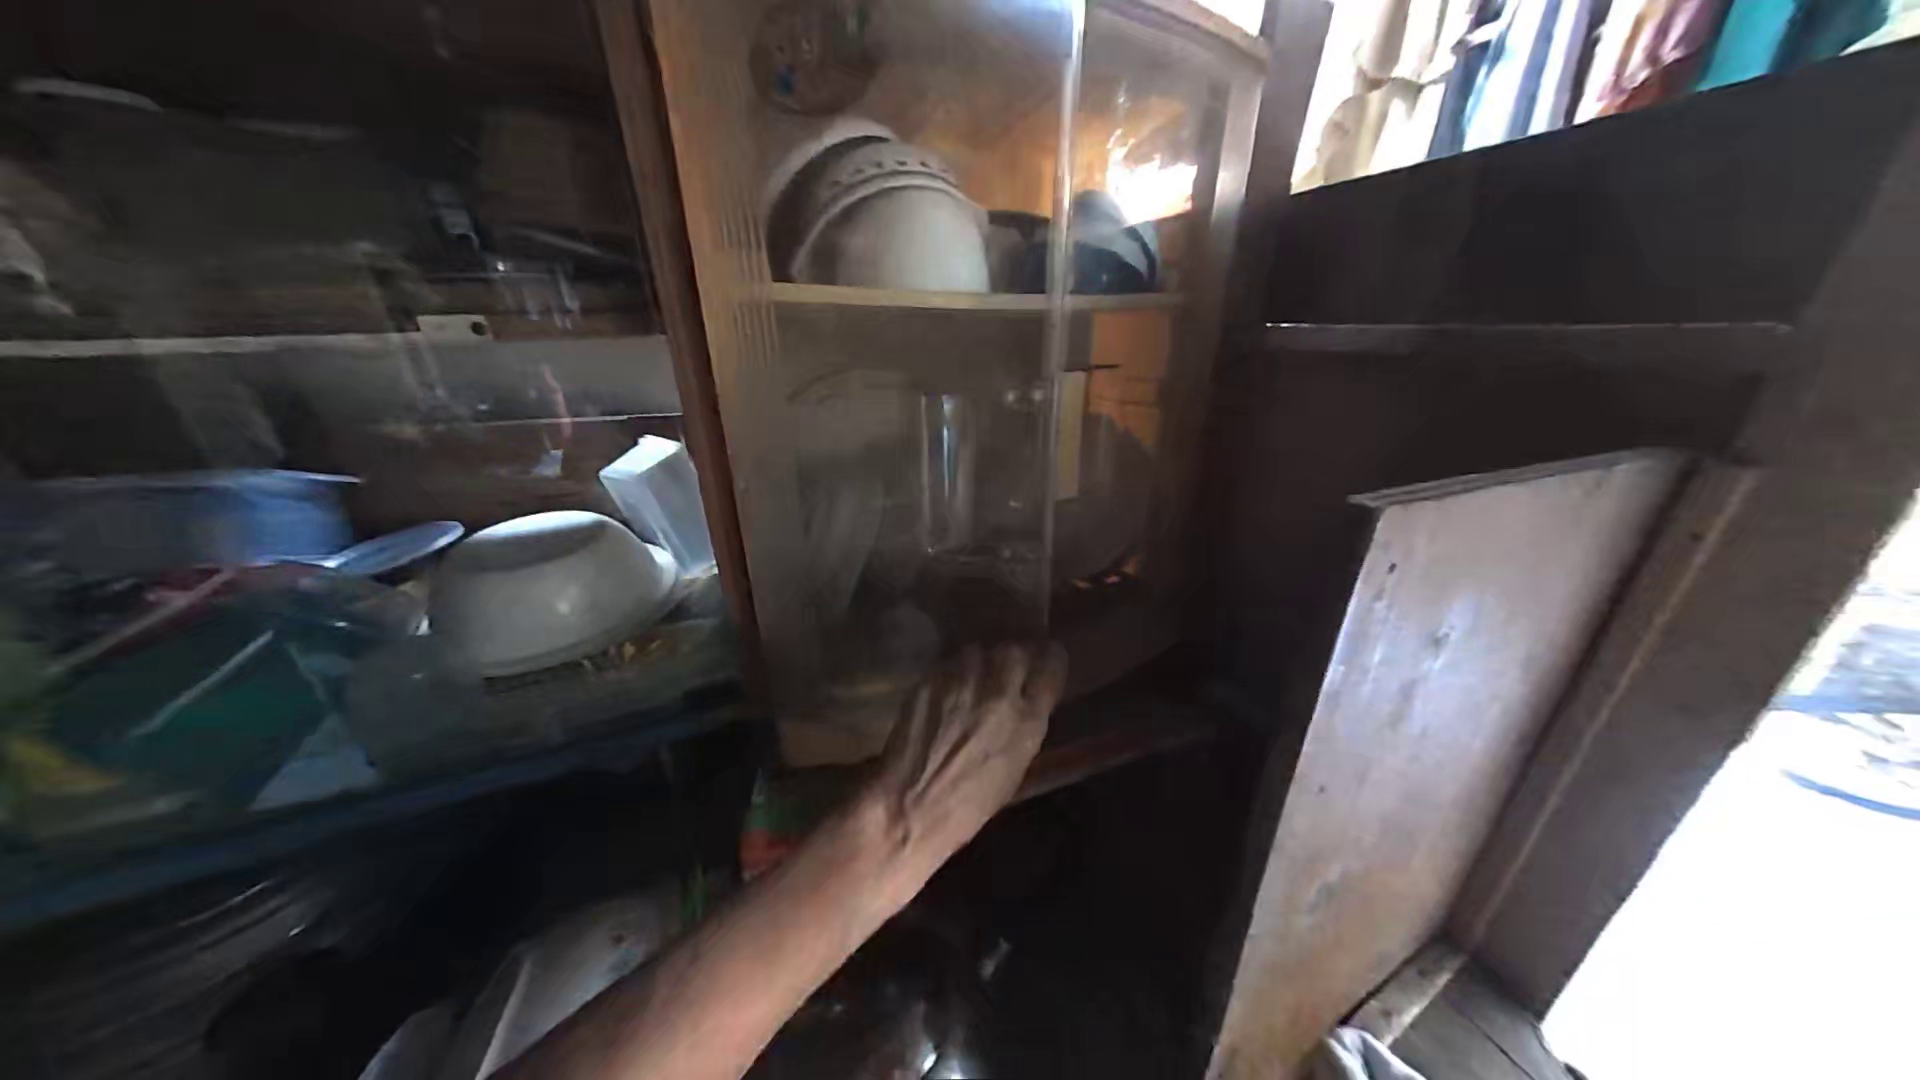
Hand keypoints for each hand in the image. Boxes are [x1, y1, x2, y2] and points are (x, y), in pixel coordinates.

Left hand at [857, 642, 1066, 905]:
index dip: (1048, 658)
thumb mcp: (1015, 767)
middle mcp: (998, 693)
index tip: (1043, 658)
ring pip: (979, 649)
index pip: (1051, 664)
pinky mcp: (931, 680)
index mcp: (1028, 721)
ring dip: (980, 658)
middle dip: (1012, 654)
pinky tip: (948, 687)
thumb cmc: (967, 805)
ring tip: (973, 675)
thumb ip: (1025, 723)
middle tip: (1004, 666)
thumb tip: (1027, 698)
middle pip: (1015, 648)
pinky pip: (949, 661)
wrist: (909, 807)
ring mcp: (962, 683)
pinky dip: (952, 669)